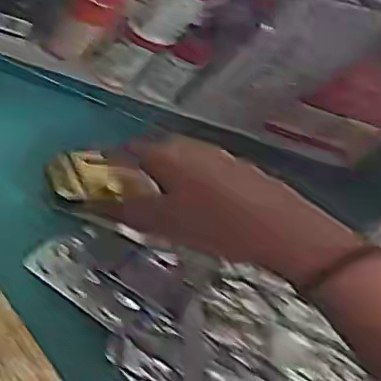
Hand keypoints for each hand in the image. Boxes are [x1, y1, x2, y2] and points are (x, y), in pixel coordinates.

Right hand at [118, 135, 362, 286]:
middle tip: (130, 200)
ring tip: (164, 207)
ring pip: (178, 162)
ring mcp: (217, 154)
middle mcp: (186, 144)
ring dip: (165, 178)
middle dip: (135, 173)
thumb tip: (89, 203)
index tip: (95, 185)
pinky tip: (200, 209)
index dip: (104, 167)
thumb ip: (123, 211)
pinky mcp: (240, 168)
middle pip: (149, 154)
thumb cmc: (217, 227)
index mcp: (162, 153)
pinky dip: (191, 184)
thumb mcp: (163, 224)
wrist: (292, 236)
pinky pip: (202, 170)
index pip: (120, 151)